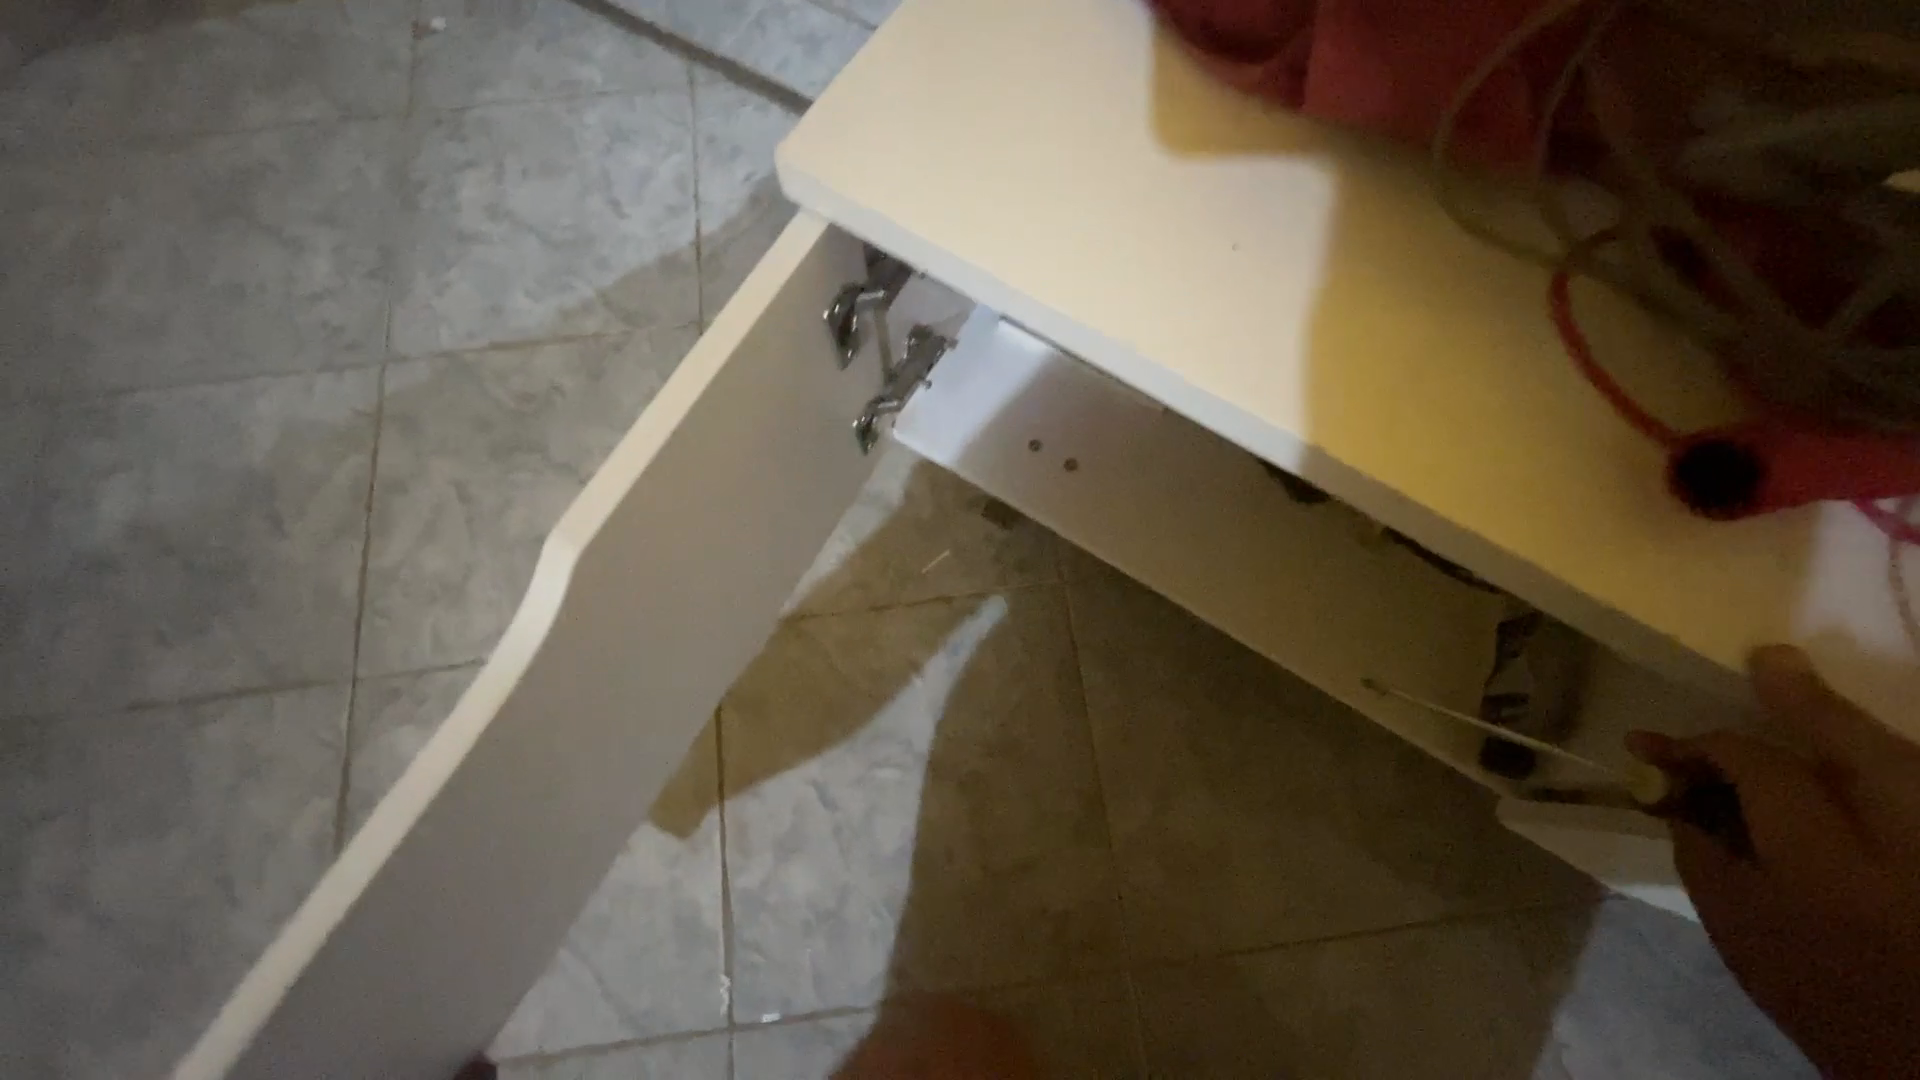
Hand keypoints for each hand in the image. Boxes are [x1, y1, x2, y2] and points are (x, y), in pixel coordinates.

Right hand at [1629, 645, 1919, 1078]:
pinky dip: (1882, 764)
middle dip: (1811, 704)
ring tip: (1796, 693)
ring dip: (1848, 729)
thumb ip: (1706, 849)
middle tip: (1767, 662)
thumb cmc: (1811, 992)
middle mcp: (1911, 853)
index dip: (1707, 751)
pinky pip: (1917, 787)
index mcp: (1831, 872)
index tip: (1655, 747)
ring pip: (1908, 764)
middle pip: (1867, 752)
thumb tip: (1681, 788)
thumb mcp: (1738, 927)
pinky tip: (1849, 753)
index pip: (1764, 774)